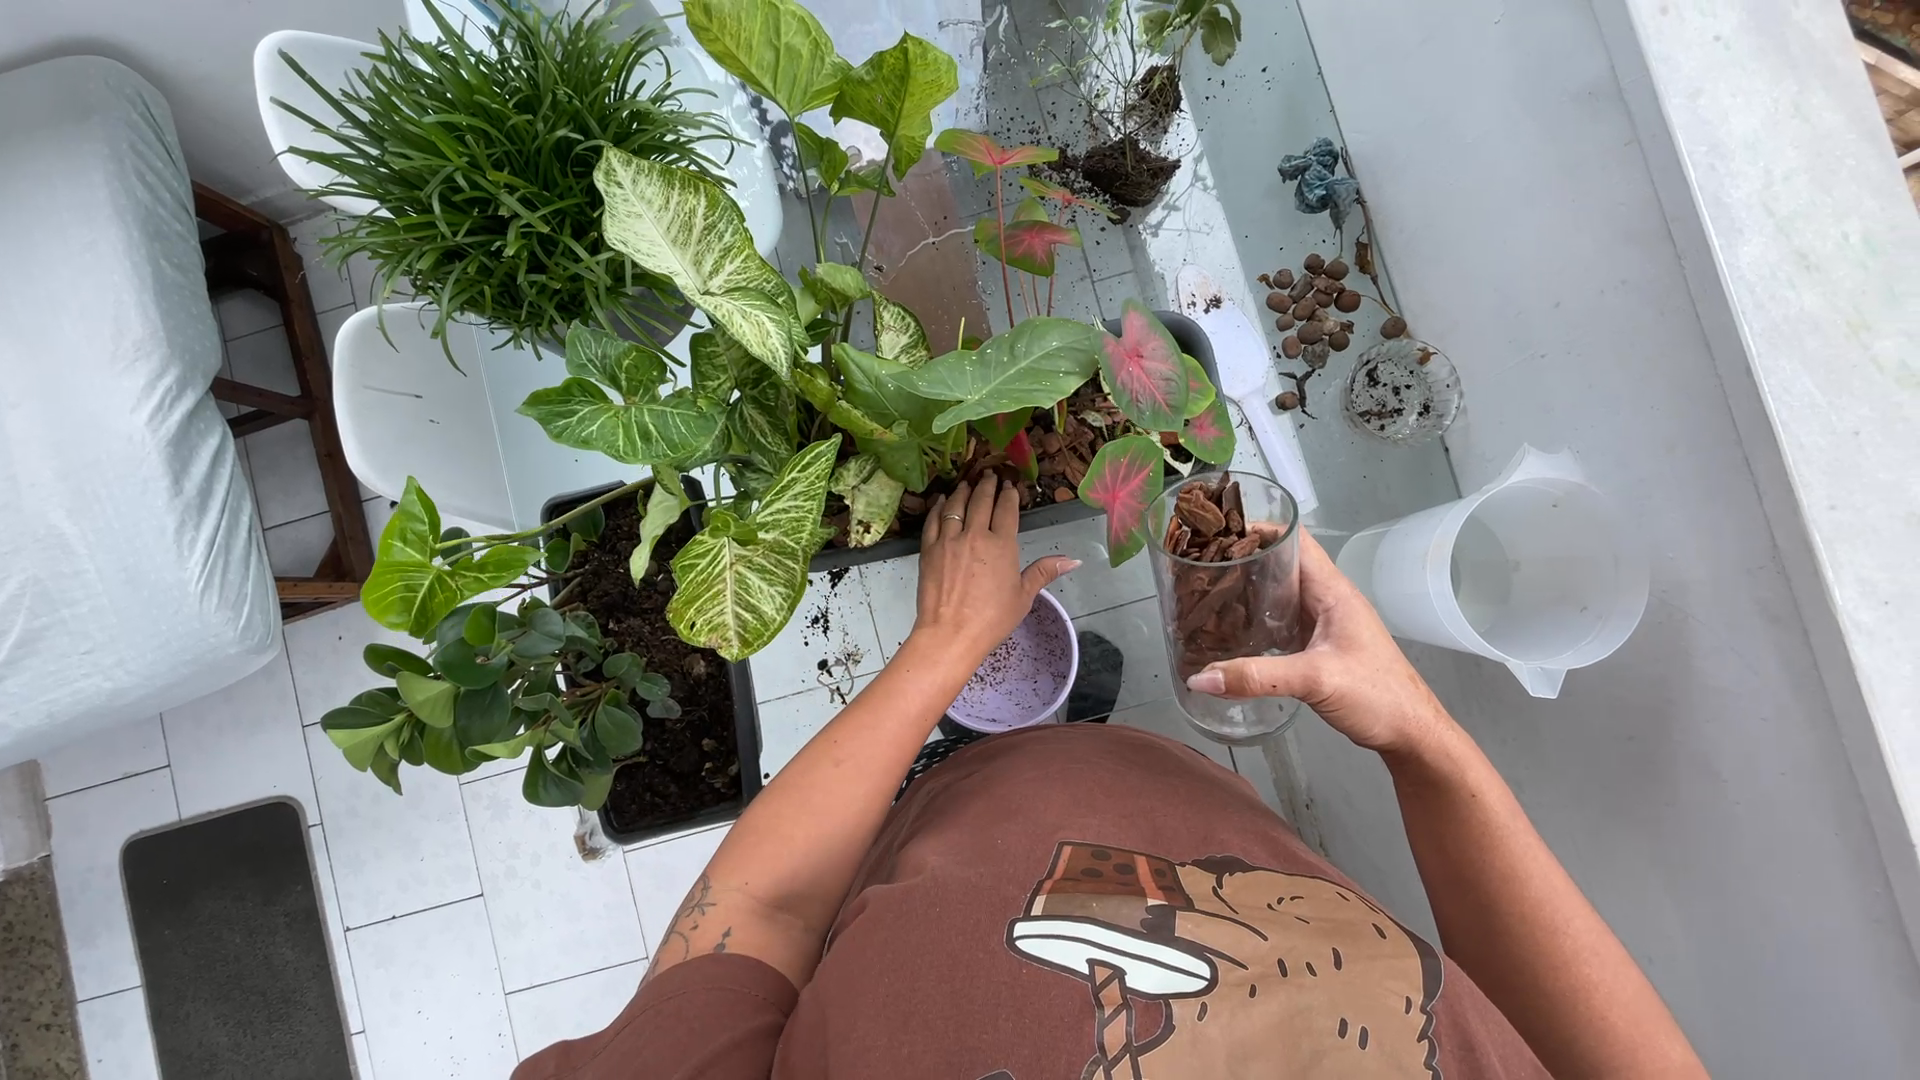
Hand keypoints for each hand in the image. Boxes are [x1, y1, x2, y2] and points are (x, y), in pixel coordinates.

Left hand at [909, 477, 1077, 665]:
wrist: (950, 633)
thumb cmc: (991, 619)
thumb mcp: (1023, 596)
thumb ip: (1044, 572)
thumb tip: (1074, 560)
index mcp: (1002, 545)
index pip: (1007, 510)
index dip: (1009, 496)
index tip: (1010, 487)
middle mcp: (975, 535)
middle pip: (981, 501)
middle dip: (987, 486)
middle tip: (990, 475)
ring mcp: (949, 541)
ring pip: (956, 506)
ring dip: (963, 491)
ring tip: (967, 483)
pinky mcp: (928, 550)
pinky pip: (934, 520)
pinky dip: (939, 507)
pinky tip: (942, 501)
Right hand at [1184, 529, 1449, 754]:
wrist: (1413, 735)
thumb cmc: (1377, 696)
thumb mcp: (1315, 680)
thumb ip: (1255, 677)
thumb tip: (1198, 678)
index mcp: (1332, 591)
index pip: (1294, 540)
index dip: (1258, 529)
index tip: (1216, 532)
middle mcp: (1326, 600)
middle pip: (1280, 564)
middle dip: (1242, 559)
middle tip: (1197, 564)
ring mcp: (1322, 624)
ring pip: (1278, 594)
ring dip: (1245, 590)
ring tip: (1203, 591)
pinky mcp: (1316, 647)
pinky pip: (1279, 621)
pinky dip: (1253, 619)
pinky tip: (1228, 630)